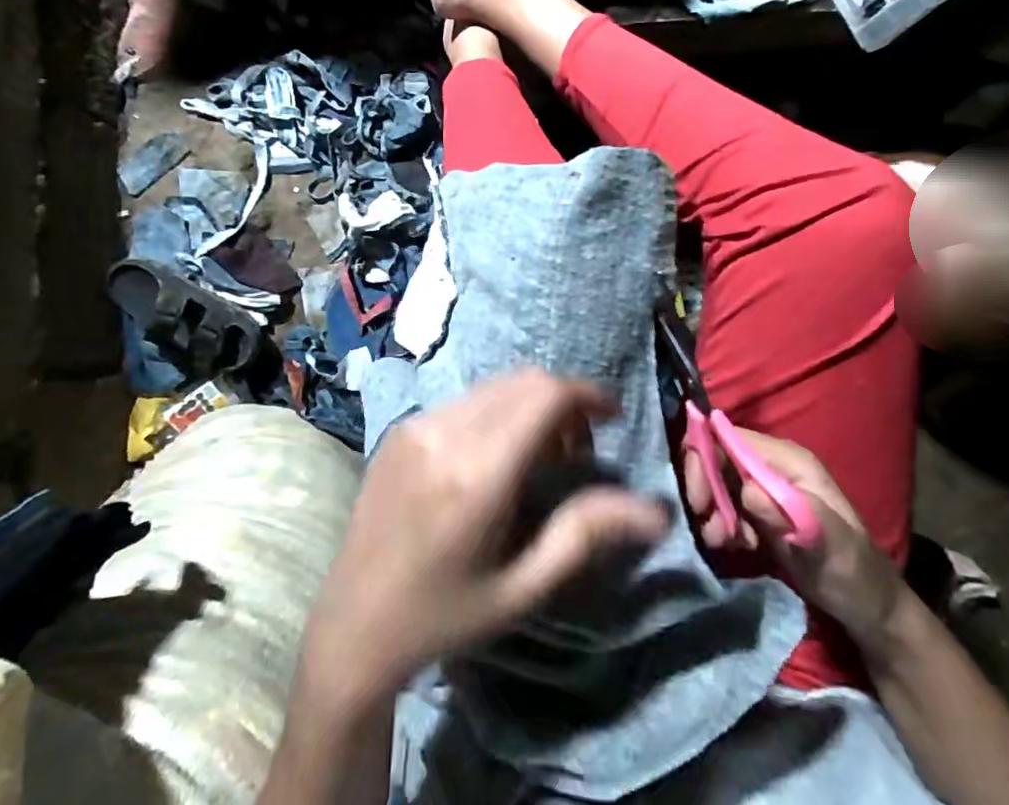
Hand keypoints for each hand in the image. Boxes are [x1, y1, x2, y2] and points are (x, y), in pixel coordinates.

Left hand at [304, 369, 669, 696]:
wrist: (352, 627)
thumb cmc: (444, 616)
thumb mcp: (523, 587)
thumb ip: (587, 534)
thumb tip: (657, 512)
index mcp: (476, 474)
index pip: (545, 396)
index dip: (588, 395)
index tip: (612, 417)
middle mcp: (443, 433)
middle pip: (523, 381)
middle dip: (564, 402)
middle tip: (577, 453)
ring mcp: (414, 426)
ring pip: (495, 386)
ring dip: (530, 406)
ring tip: (538, 460)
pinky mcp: (398, 430)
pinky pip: (465, 401)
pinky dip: (497, 413)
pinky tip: (495, 461)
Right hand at [682, 429, 904, 638]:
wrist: (866, 605)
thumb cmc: (852, 571)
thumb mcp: (827, 545)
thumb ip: (788, 514)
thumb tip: (747, 490)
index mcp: (790, 461)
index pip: (730, 438)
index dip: (705, 459)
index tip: (699, 502)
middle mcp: (774, 466)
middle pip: (718, 457)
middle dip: (705, 489)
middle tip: (709, 527)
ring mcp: (767, 488)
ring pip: (718, 483)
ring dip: (713, 512)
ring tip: (724, 542)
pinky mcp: (761, 511)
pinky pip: (727, 506)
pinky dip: (722, 524)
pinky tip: (735, 546)